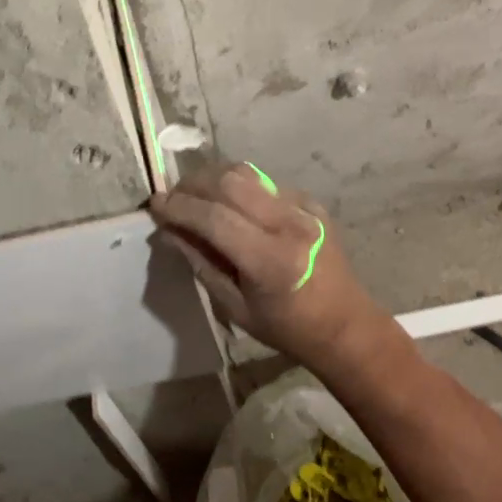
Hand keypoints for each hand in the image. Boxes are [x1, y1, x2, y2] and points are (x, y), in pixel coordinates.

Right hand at [150, 162, 386, 365]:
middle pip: (229, 182)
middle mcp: (288, 225)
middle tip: (173, 198)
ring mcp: (304, 209)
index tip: (154, 204)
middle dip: (192, 184)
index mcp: (269, 260)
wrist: (346, 327)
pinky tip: (233, 206)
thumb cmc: (287, 328)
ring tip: (196, 194)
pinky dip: (240, 188)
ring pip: (246, 173)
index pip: (213, 218)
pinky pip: (265, 183)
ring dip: (213, 178)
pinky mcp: (311, 202)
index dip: (179, 207)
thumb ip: (200, 262)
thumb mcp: (234, 306)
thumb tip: (167, 230)